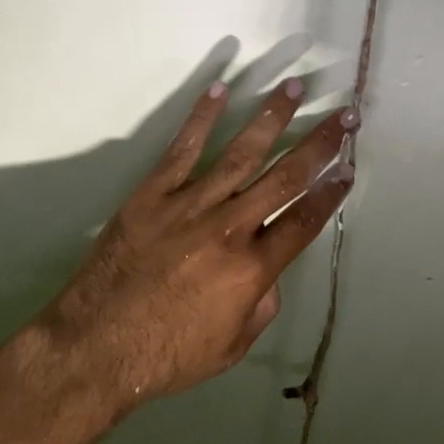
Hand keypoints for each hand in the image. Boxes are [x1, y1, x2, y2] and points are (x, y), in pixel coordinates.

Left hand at [33, 77, 356, 412]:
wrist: (95, 347)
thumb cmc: (166, 356)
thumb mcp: (231, 347)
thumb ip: (260, 306)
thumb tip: (269, 274)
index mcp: (251, 269)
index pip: (303, 221)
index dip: (330, 193)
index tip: (349, 167)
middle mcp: (229, 227)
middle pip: (284, 177)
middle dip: (319, 144)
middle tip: (344, 115)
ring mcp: (190, 204)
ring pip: (241, 153)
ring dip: (271, 117)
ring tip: (294, 88)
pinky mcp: (153, 193)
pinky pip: (183, 148)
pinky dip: (203, 117)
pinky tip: (221, 88)